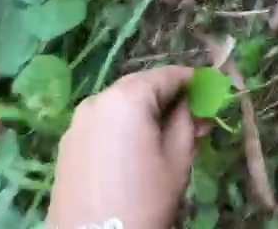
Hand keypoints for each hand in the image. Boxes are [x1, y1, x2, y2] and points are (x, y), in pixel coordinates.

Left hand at [46, 66, 197, 228]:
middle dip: (168, 98)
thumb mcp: (177, 160)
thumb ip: (187, 121)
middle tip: (192, 118)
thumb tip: (190, 103)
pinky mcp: (67, 145)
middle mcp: (98, 99)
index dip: (192, 82)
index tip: (210, 93)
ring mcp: (78, 122)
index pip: (168, 75)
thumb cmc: (142, 202)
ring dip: (144, 112)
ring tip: (165, 135)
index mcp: (127, 97)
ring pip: (121, 104)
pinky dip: (121, 127)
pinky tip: (134, 150)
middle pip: (142, 86)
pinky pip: (102, 123)